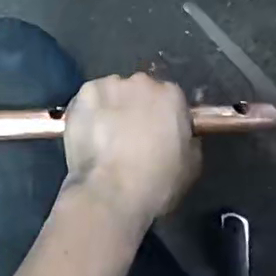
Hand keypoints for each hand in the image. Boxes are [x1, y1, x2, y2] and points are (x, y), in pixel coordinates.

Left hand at [62, 74, 199, 226]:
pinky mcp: (85, 94)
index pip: (169, 99)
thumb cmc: (156, 183)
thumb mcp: (190, 166)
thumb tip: (183, 135)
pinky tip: (88, 134)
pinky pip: (89, 99)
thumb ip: (189, 140)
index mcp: (172, 96)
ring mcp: (111, 85)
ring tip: (105, 138)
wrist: (112, 193)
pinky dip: (89, 112)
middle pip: (140, 91)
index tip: (157, 135)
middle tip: (131, 137)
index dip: (162, 117)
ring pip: (113, 93)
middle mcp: (143, 82)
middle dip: (137, 109)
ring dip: (112, 109)